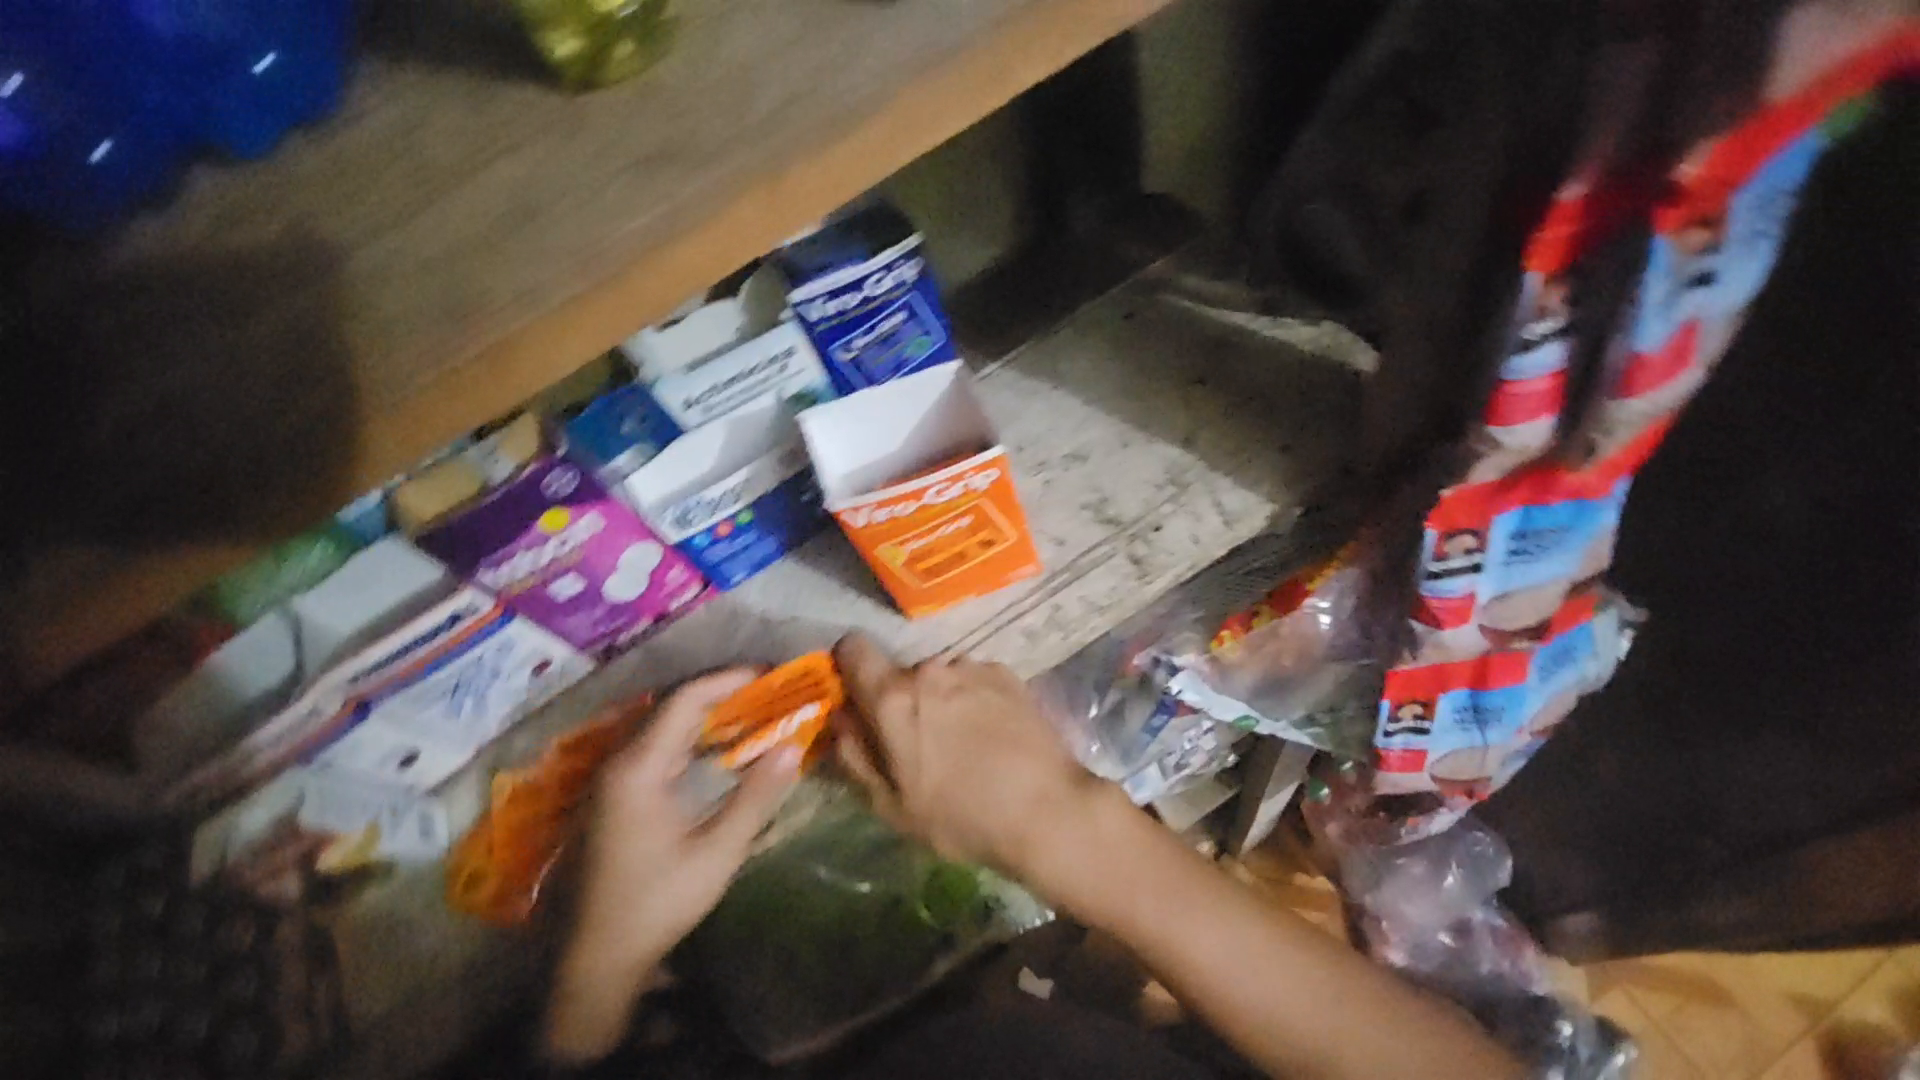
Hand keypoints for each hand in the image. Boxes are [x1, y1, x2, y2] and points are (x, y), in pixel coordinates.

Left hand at [544, 670, 800, 1063]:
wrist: (595, 957)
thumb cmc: (657, 903)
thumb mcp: (717, 852)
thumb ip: (756, 796)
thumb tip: (793, 746)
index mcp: (639, 768)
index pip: (686, 700)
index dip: (730, 681)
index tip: (771, 676)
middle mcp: (620, 762)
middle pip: (673, 707)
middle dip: (723, 694)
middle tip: (771, 694)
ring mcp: (613, 779)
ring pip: (664, 727)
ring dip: (708, 716)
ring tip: (755, 714)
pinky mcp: (615, 797)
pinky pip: (656, 749)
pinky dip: (692, 739)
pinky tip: (720, 751)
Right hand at [831, 633, 1102, 875]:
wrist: (1048, 810)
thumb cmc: (962, 818)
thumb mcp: (892, 806)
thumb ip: (855, 756)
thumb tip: (840, 719)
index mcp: (893, 698)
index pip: (853, 648)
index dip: (849, 667)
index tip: (858, 698)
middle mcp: (930, 670)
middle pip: (900, 673)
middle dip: (902, 700)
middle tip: (919, 744)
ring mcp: (973, 668)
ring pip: (940, 677)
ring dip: (941, 699)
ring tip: (964, 744)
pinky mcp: (1008, 675)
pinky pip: (974, 680)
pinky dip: (975, 699)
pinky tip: (994, 737)